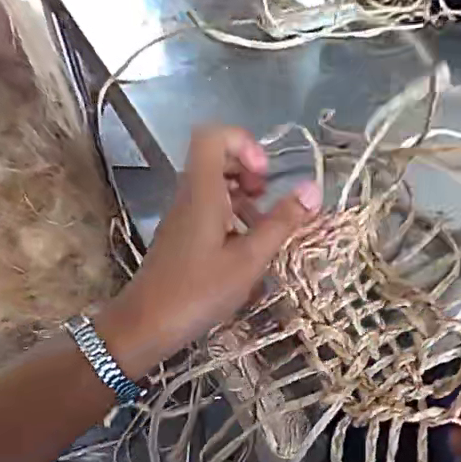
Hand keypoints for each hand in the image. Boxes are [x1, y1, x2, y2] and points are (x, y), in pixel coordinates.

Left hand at [95, 125, 318, 377]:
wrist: (146, 325)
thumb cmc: (198, 291)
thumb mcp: (249, 260)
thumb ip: (281, 223)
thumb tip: (314, 189)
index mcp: (202, 191)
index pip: (214, 135)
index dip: (244, 143)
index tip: (264, 176)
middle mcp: (189, 196)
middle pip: (217, 158)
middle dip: (249, 170)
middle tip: (267, 198)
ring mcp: (183, 217)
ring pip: (216, 187)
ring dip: (245, 198)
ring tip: (264, 229)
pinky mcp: (183, 237)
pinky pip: (210, 211)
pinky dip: (234, 219)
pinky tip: (247, 250)